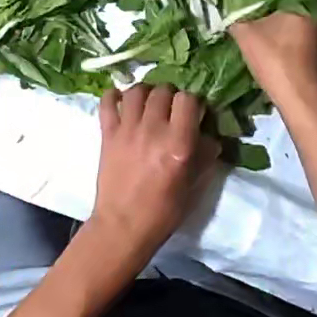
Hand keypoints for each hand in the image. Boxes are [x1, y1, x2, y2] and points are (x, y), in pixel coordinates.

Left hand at [79, 84, 214, 275]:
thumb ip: (205, 156)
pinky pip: (107, 101)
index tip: (194, 114)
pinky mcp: (107, 133)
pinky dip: (114, 95)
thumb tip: (210, 137)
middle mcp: (152, 130)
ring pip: (136, 91)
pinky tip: (121, 101)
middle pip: (162, 91)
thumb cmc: (163, 211)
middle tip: (171, 109)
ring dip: (146, 92)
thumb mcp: (194, 186)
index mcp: (178, 144)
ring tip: (149, 103)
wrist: (123, 225)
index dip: (194, 103)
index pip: (188, 100)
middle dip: (171, 95)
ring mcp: (127, 129)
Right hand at [229, 0, 316, 121]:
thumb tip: (219, 1)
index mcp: (305, 0)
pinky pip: (300, 18)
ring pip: (302, 3)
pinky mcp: (314, 44)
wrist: (299, 98)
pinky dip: (288, 13)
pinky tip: (270, 16)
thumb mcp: (247, 34)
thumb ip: (233, 16)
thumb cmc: (277, 59)